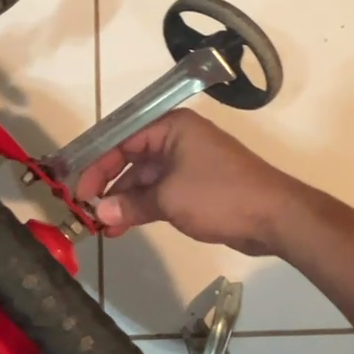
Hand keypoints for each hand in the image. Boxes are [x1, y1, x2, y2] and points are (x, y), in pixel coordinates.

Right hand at [72, 110, 299, 254]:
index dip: (98, 164)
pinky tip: (124, 226)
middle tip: (87, 209)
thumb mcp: (170, 199)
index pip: (122, 138)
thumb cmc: (220, 195)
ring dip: (125, 200)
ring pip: (145, 178)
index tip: (80, 190)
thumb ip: (132, 204)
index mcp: (172, 127)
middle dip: (110, 184)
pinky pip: (160, 192)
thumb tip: (100, 212)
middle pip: (131, 157)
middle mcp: (178, 139)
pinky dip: (143, 206)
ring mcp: (188, 163)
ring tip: (104, 225)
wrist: (274, 216)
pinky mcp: (196, 186)